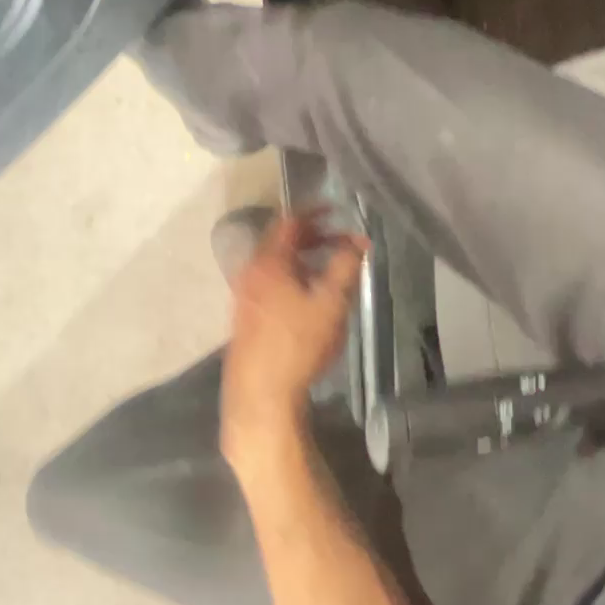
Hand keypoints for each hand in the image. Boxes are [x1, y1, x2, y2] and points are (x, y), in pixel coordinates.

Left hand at [221, 213, 368, 459]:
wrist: (261, 395)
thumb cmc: (299, 344)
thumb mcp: (332, 302)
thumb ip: (346, 266)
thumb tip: (359, 241)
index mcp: (268, 264)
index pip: (290, 222)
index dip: (315, 211)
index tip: (338, 209)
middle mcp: (250, 275)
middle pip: (282, 242)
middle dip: (315, 236)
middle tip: (344, 240)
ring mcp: (245, 297)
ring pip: (277, 264)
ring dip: (306, 258)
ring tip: (334, 266)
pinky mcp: (247, 318)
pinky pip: (273, 282)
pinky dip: (295, 275)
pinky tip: (313, 294)